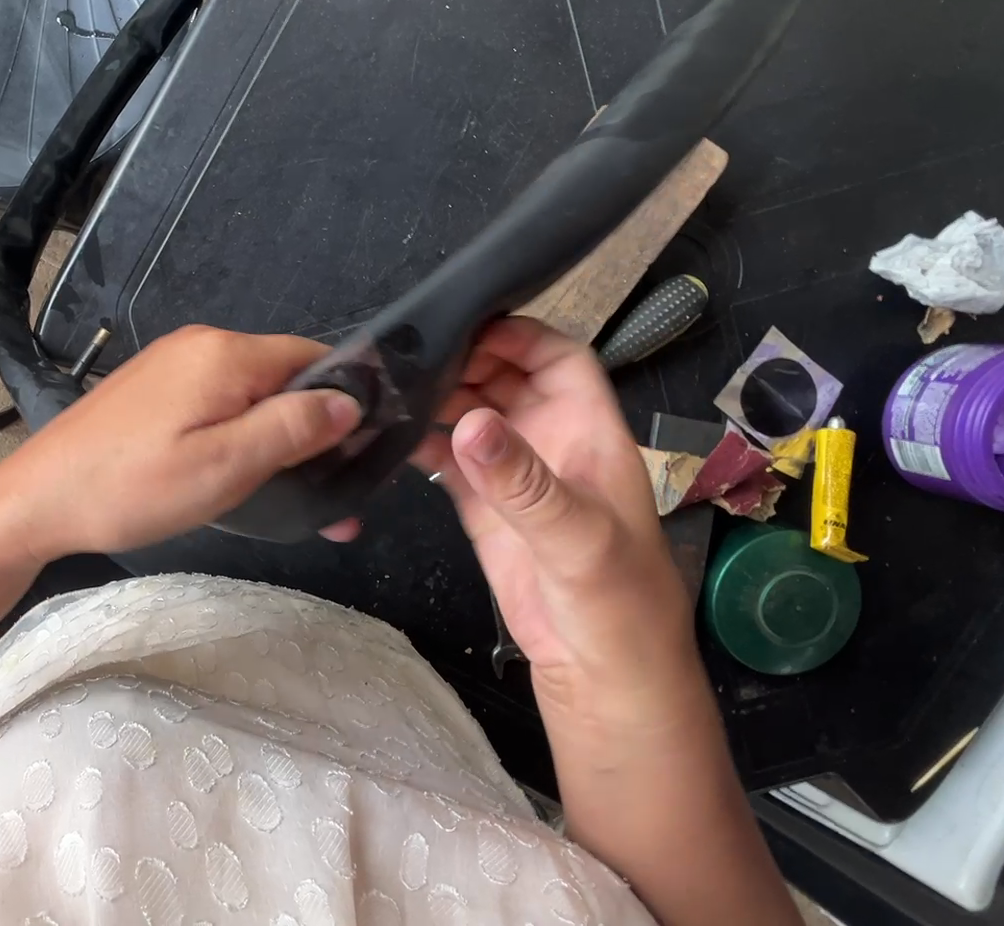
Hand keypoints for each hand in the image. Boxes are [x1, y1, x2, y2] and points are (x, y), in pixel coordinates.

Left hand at [0, 325, 361, 560]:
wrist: (38, 499)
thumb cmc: (132, 487)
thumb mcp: (225, 466)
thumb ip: (292, 427)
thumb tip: (351, 402)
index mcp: (225, 353)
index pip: (314, 358)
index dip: (346, 401)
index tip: (362, 454)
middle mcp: (201, 344)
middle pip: (282, 377)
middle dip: (311, 429)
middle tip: (330, 496)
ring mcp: (172, 365)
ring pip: (249, 395)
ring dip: (275, 438)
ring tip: (292, 495)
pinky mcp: (153, 390)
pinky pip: (216, 404)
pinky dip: (238, 436)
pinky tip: (241, 474)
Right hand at [417, 317, 702, 725]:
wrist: (597, 672)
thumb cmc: (616, 601)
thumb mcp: (577, 538)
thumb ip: (523, 481)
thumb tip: (467, 423)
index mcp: (589, 433)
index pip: (559, 360)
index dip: (518, 338)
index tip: (463, 330)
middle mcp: (548, 441)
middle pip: (504, 379)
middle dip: (462, 364)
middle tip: (406, 361)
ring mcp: (511, 473)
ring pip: (470, 414)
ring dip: (435, 400)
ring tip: (387, 391)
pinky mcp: (480, 504)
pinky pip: (446, 457)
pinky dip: (419, 442)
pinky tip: (388, 435)